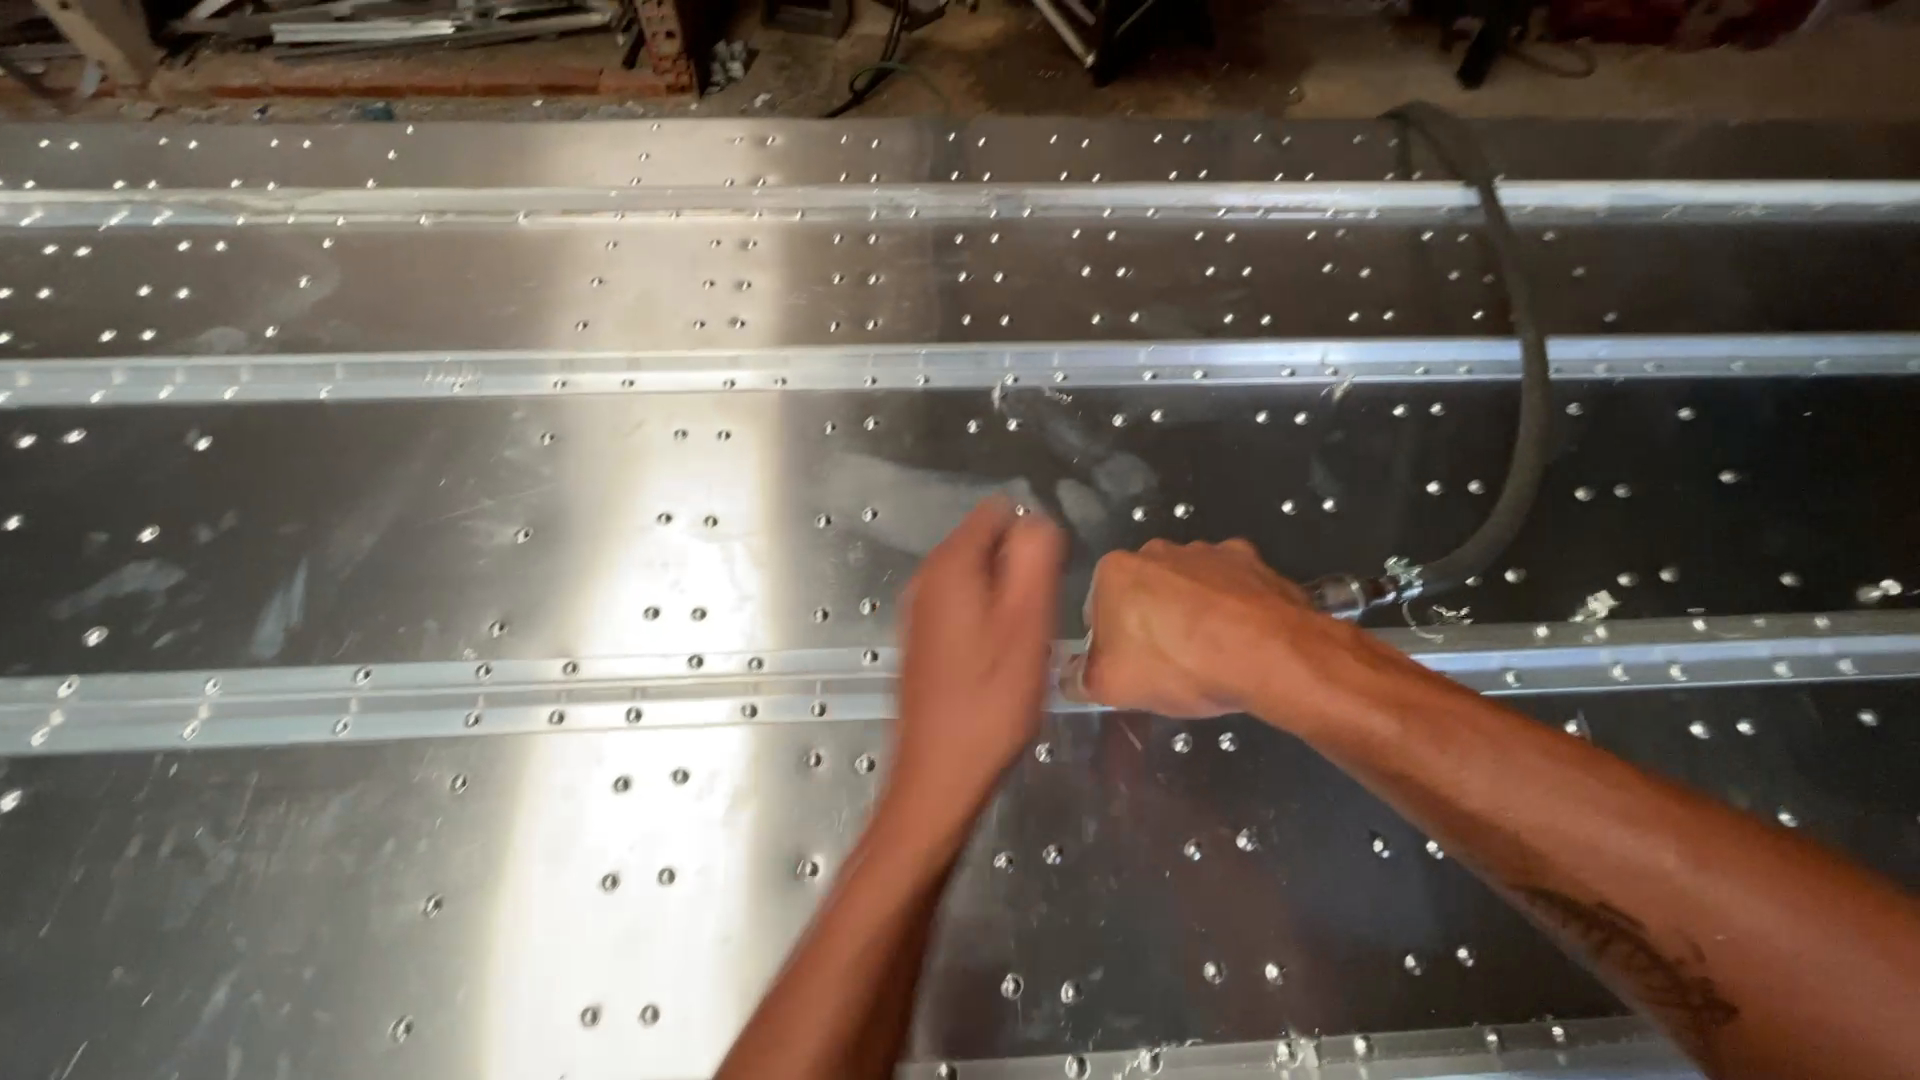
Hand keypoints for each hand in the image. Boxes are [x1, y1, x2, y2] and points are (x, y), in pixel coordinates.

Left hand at [888, 498, 1064, 824]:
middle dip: (1021, 571)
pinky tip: (1001, 664)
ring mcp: (919, 611)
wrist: (940, 772)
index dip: (1033, 536)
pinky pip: (965, 610)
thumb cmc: (990, 702)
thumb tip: (1039, 522)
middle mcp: (926, 579)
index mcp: (950, 565)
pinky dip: (989, 624)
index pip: (998, 512)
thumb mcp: (1028, 624)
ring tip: (1024, 645)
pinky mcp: (923, 641)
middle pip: (988, 546)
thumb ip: (1036, 559)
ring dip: (1008, 601)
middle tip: (1040, 618)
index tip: (1051, 576)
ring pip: (978, 580)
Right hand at [1060, 538, 1326, 718]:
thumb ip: (1078, 679)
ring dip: (1191, 614)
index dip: (1110, 644)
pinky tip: (1239, 641)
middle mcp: (1158, 549)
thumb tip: (1070, 678)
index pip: (1097, 610)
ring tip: (1208, 657)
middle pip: (1142, 593)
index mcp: (1115, 570)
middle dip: (1149, 623)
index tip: (1129, 668)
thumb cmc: (1180, 664)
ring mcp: (1208, 551)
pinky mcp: (1251, 561)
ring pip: (1187, 588)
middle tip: (1166, 666)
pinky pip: (1230, 587)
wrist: (1267, 655)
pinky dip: (1231, 609)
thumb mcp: (1110, 688)